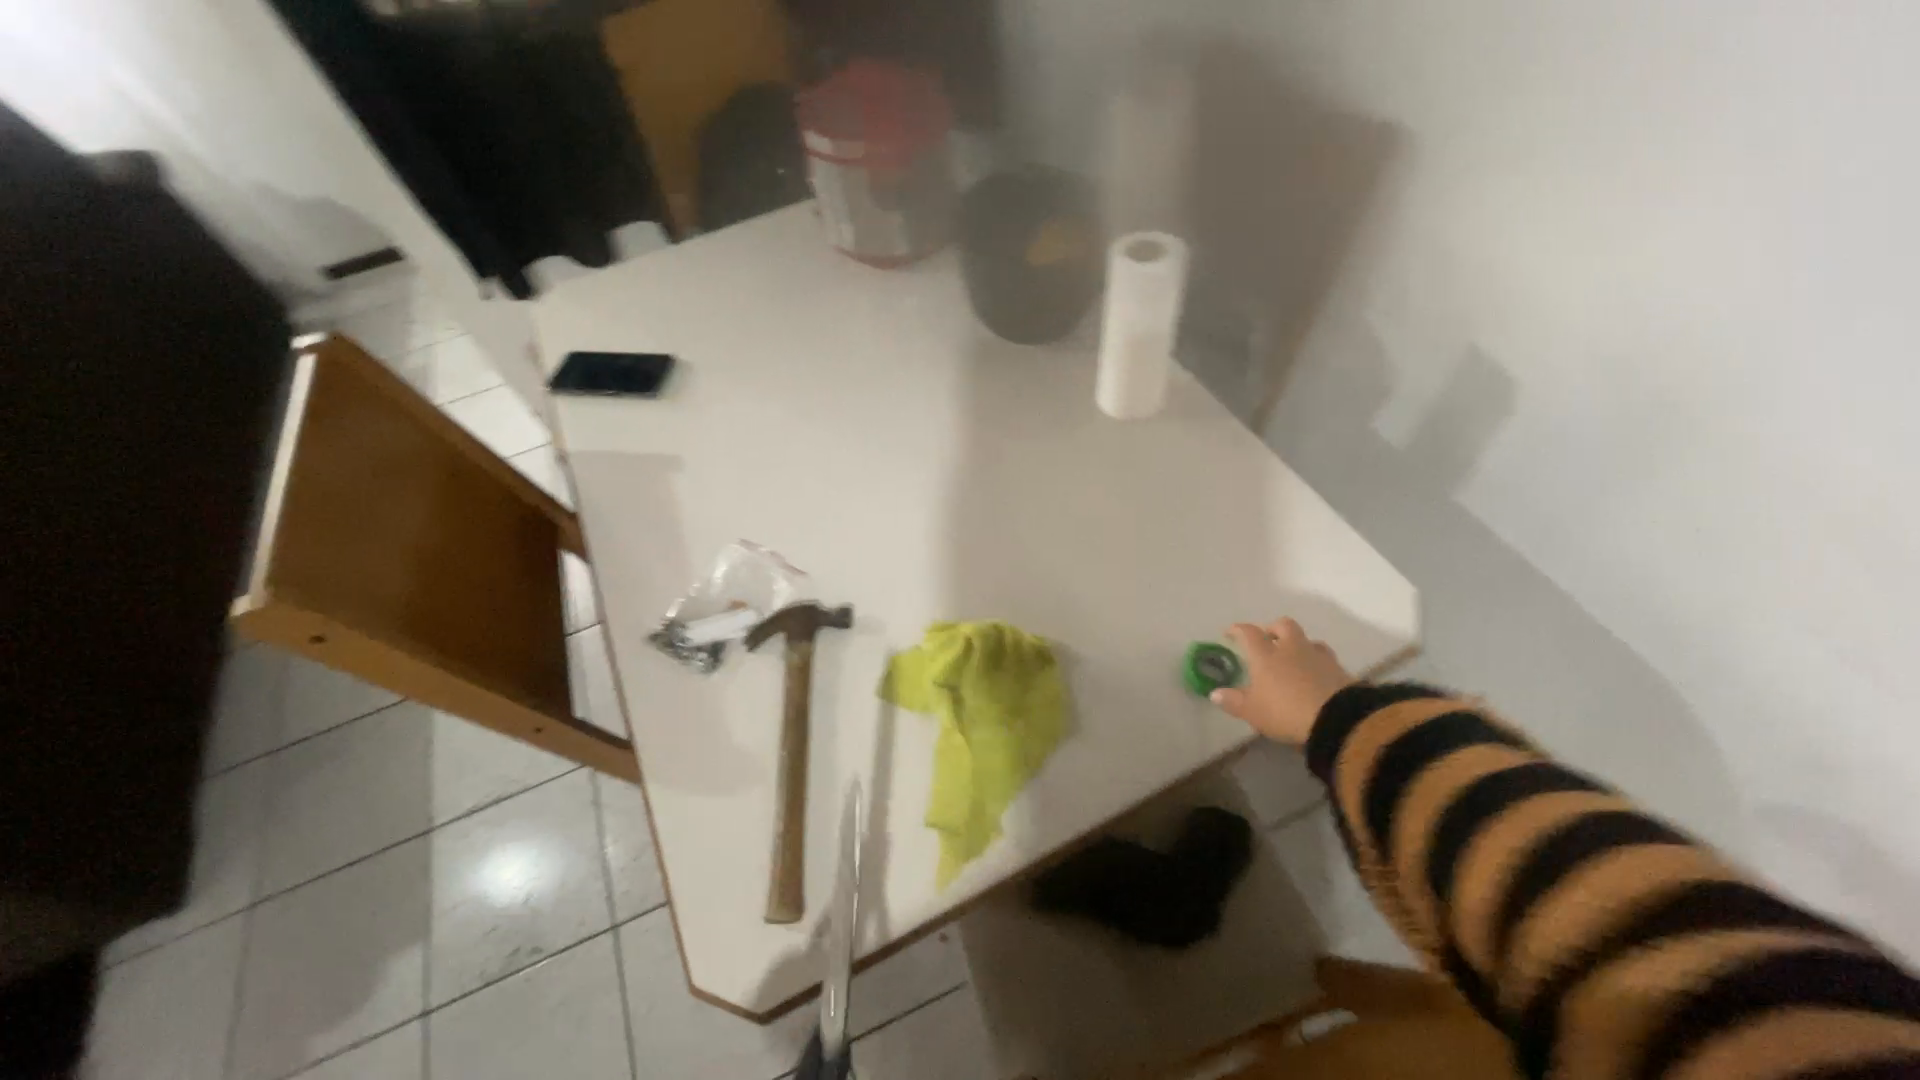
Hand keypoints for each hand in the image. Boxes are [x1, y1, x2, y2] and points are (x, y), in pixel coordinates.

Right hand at [1209, 619, 1352, 744]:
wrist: (1336, 719)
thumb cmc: (1286, 712)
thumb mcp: (1253, 712)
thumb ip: (1234, 701)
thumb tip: (1215, 693)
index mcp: (1266, 655)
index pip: (1249, 633)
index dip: (1238, 630)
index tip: (1230, 632)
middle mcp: (1291, 649)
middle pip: (1283, 625)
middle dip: (1273, 629)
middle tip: (1267, 640)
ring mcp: (1318, 657)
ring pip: (1307, 639)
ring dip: (1298, 644)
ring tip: (1294, 657)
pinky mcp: (1339, 670)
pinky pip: (1325, 658)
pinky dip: (1317, 662)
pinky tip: (1315, 674)